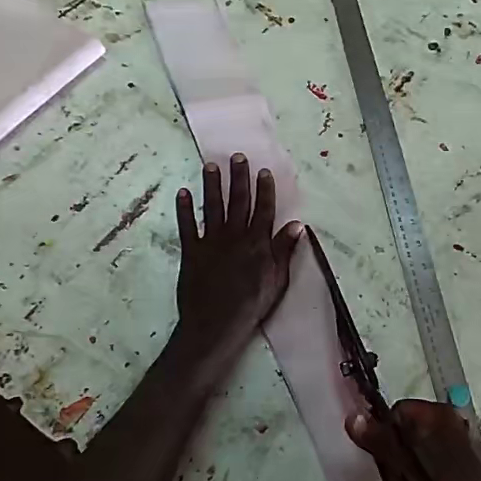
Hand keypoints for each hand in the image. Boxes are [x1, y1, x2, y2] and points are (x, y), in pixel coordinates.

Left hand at [173, 154, 301, 365]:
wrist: (216, 323)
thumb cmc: (251, 306)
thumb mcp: (277, 280)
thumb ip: (285, 251)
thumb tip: (298, 225)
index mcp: (258, 243)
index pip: (264, 210)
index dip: (264, 189)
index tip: (263, 171)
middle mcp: (235, 236)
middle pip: (238, 201)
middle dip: (238, 178)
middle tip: (237, 156)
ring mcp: (211, 242)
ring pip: (213, 207)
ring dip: (212, 185)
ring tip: (210, 166)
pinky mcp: (192, 251)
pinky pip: (187, 225)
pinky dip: (184, 209)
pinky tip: (182, 192)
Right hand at [346, 400, 480, 480]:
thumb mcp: (418, 468)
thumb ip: (385, 444)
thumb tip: (352, 418)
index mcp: (438, 417)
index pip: (394, 416)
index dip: (386, 441)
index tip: (387, 465)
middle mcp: (440, 428)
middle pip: (397, 442)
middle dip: (397, 473)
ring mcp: (444, 452)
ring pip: (405, 464)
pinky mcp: (445, 474)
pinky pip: (417, 478)